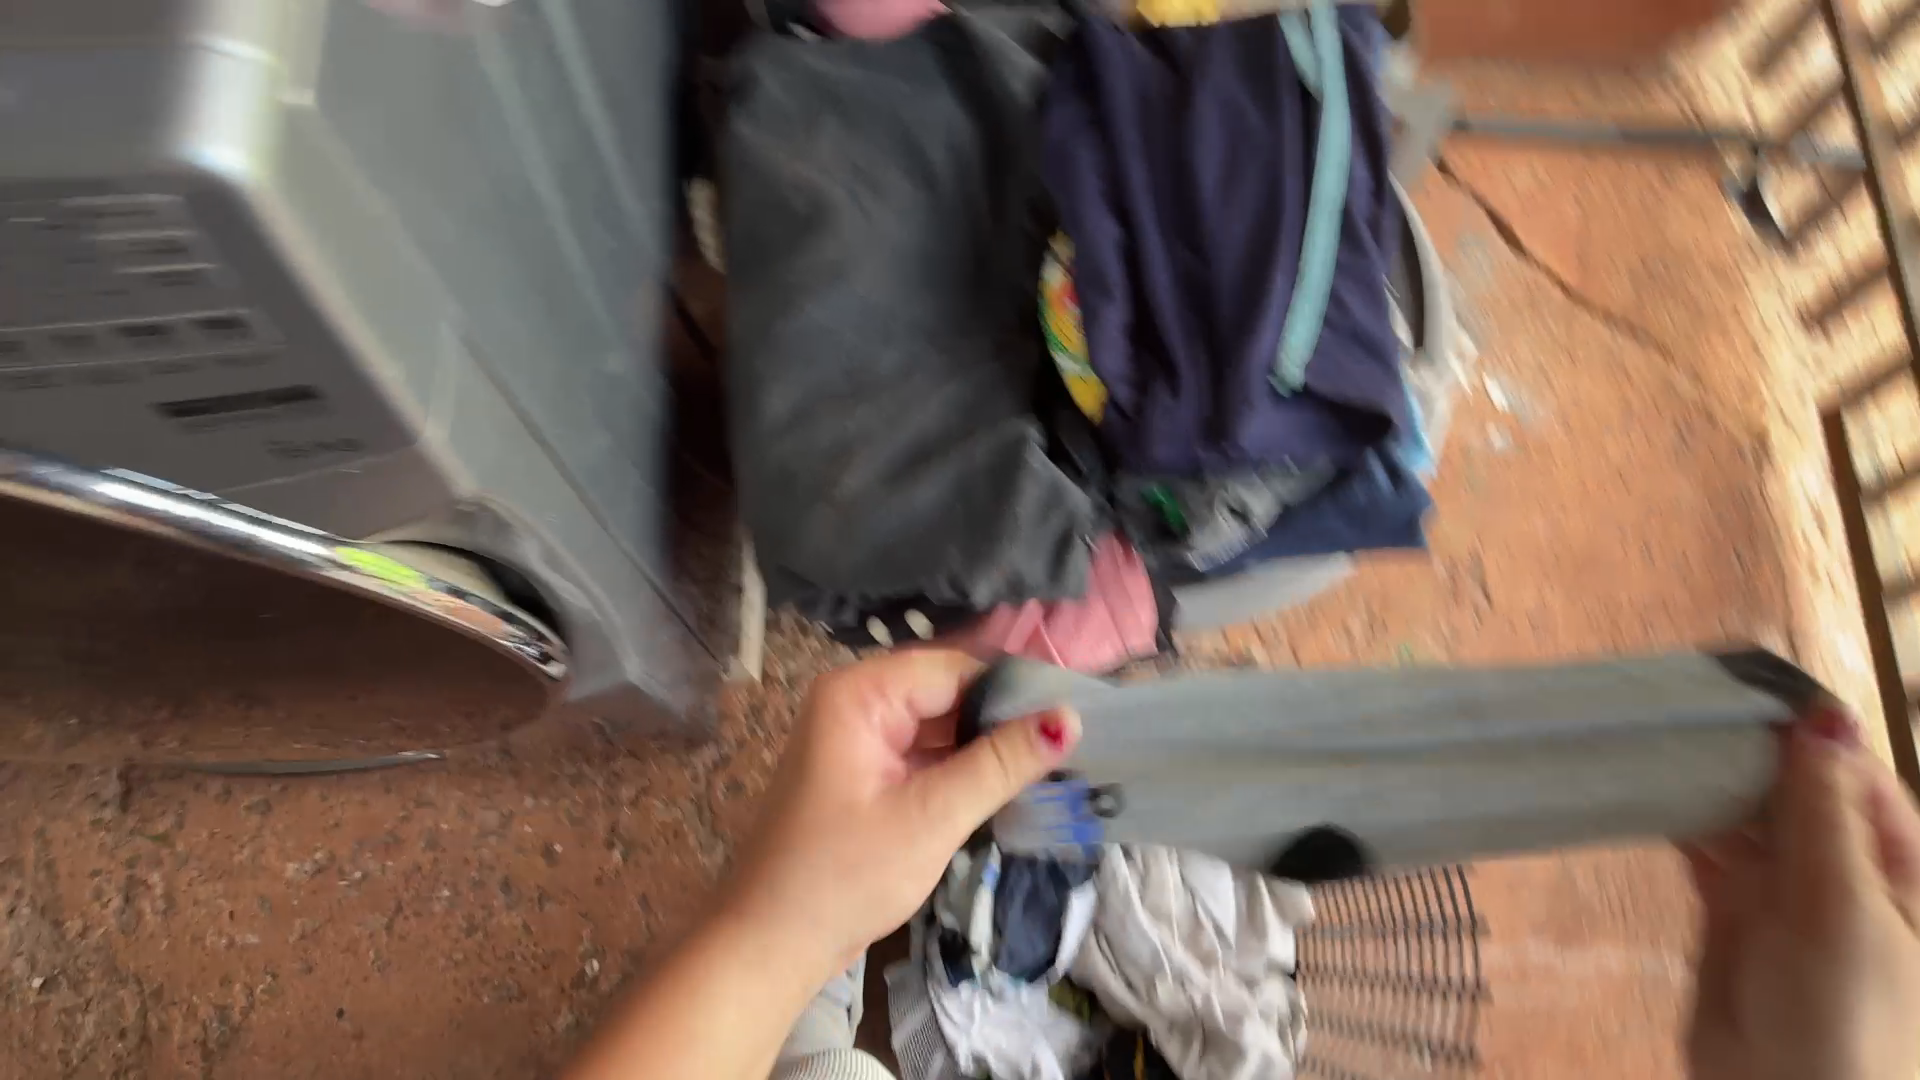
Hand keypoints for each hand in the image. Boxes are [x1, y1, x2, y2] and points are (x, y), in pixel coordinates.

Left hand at [719, 649, 1078, 982]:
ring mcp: (856, 735)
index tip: (1072, 716)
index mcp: (859, 692)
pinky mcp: (863, 768)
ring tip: (1047, 763)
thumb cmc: (842, 878)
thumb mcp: (931, 818)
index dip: (1012, 690)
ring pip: (937, 722)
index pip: (953, 669)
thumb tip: (1069, 716)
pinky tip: (1000, 783)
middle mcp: (855, 699)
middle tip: (1067, 744)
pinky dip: (957, 766)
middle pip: (945, 692)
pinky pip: (921, 750)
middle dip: (999, 719)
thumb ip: (1000, 763)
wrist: (767, 947)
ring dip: (981, 745)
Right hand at [1682, 705, 1919, 1079]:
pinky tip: (1643, 793)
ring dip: (1709, 782)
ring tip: (1652, 740)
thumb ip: (1824, 817)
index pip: (1861, 779)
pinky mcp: (1734, 907)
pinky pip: (1709, 848)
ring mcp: (1788, 892)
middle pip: (1799, 793)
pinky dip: (1680, 820)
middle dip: (1751, 750)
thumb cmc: (1848, 1012)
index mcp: (1905, 872)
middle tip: (1678, 703)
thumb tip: (1822, 720)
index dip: (1812, 731)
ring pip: (1749, 817)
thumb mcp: (1843, 910)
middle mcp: (1850, 874)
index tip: (1741, 681)